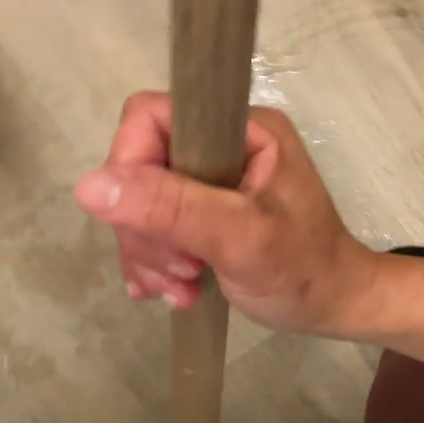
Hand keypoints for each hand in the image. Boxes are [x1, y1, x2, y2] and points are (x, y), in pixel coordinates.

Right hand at [74, 92, 374, 334]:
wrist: (333, 304)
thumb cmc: (304, 268)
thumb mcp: (241, 239)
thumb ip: (173, 208)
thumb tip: (90, 184)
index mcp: (245, 130)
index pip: (151, 118)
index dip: (132, 167)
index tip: (150, 222)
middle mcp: (227, 144)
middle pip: (138, 166)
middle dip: (146, 227)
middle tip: (183, 269)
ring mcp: (215, 177)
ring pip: (138, 202)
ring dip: (151, 253)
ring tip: (183, 288)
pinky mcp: (205, 209)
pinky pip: (152, 225)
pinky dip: (156, 262)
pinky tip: (177, 291)